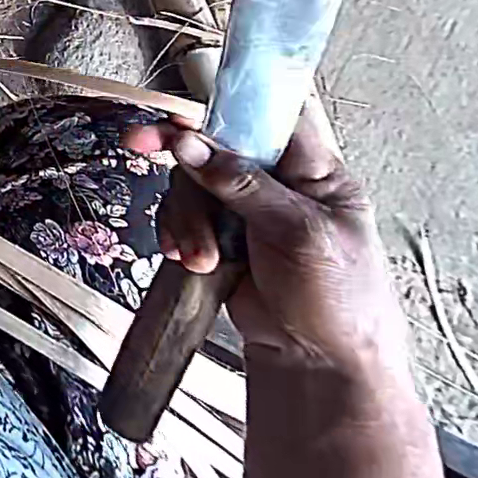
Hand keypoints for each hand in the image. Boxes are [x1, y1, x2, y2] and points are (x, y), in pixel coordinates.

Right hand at [123, 108, 409, 376]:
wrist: (317, 367)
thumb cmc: (339, 303)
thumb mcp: (299, 234)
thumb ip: (243, 184)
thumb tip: (191, 144)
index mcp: (311, 171)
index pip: (264, 119)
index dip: (222, 109)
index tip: (181, 113)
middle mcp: (273, 182)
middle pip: (211, 147)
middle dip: (181, 161)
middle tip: (138, 144)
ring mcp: (242, 209)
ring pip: (190, 182)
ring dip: (186, 216)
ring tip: (201, 255)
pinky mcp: (216, 233)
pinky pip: (180, 214)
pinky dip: (176, 232)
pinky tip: (188, 257)